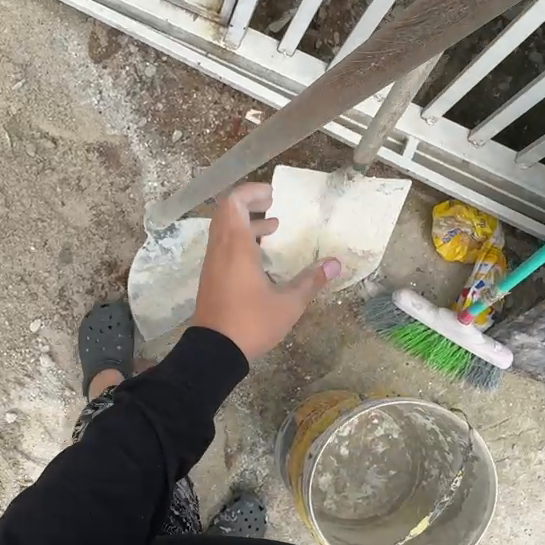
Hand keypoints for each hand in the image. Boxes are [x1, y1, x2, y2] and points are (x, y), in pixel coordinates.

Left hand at [189, 183, 339, 361]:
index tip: (273, 195)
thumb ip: (311, 281)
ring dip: (246, 225)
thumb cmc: (251, 323)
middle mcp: (219, 250)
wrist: (213, 352)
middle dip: (250, 205)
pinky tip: (260, 258)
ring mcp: (212, 266)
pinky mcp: (210, 280)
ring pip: (223, 231)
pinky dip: (239, 243)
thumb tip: (335, 264)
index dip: (251, 192)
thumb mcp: (288, 304)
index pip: (234, 203)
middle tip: (274, 207)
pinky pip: (222, 249)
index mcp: (236, 247)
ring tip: (273, 229)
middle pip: (226, 213)